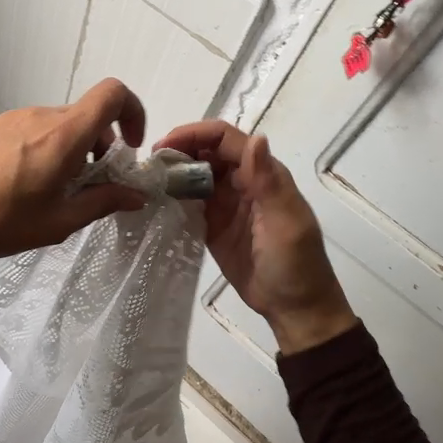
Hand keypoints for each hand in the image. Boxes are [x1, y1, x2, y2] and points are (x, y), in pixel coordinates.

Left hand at [0, 79, 151, 270]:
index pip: (112, 94)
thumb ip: (102, 202)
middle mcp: (38, 116)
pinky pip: (27, 129)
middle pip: (83, 116)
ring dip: (68, 149)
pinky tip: (19, 184)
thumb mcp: (59, 221)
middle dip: (99, 145)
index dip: (132, 112)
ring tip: (51, 190)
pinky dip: (41, 148)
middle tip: (89, 184)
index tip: (127, 149)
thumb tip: (135, 196)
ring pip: (55, 124)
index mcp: (62, 135)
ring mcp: (9, 119)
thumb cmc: (2, 224)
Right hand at [156, 120, 357, 354]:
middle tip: (149, 164)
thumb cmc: (296, 264)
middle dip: (178, 150)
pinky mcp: (213, 224)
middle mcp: (244, 181)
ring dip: (173, 172)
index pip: (225, 139)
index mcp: (264, 174)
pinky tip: (155, 199)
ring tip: (146, 179)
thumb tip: (257, 138)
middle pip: (206, 152)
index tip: (165, 145)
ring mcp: (227, 203)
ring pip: (196, 174)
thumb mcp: (285, 223)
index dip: (195, 134)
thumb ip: (268, 182)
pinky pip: (190, 201)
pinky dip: (174, 196)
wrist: (294, 308)